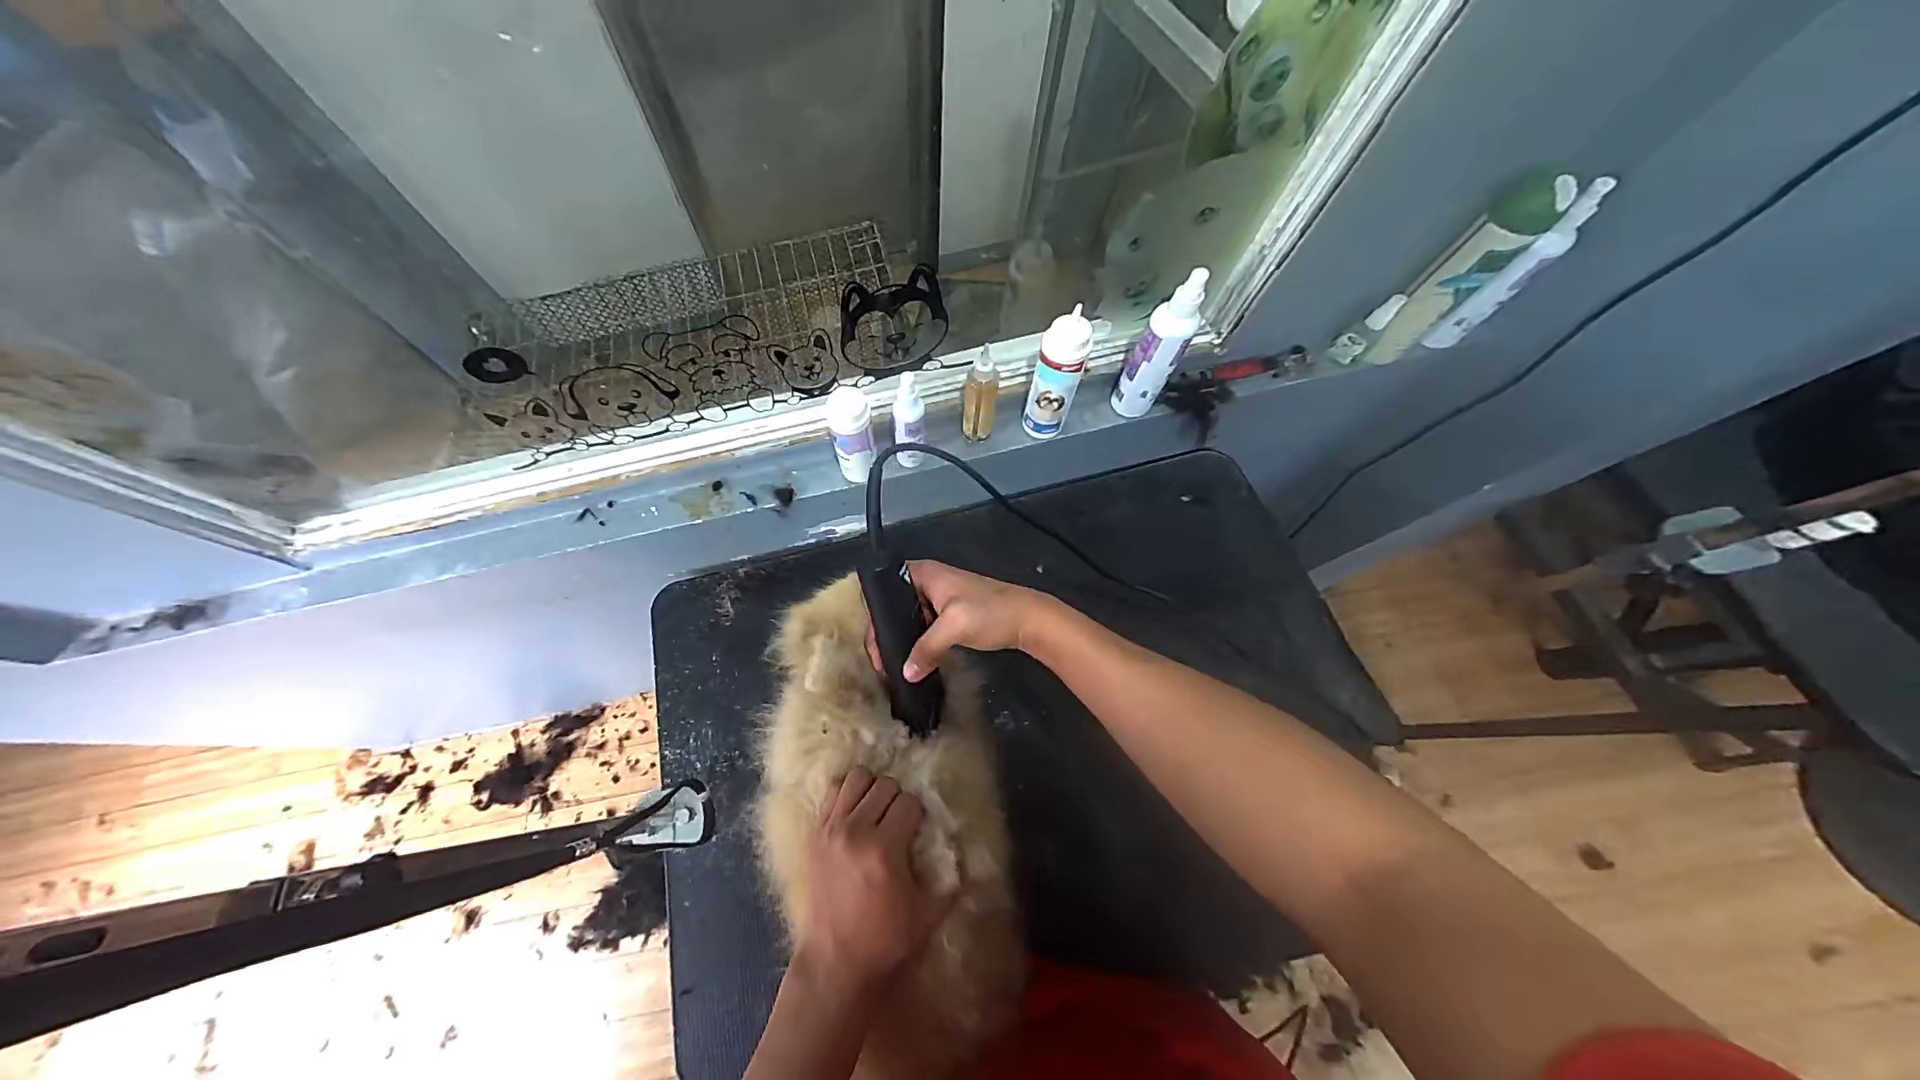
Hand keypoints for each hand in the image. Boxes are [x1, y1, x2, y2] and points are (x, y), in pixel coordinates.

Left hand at [795, 770, 948, 996]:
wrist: (835, 962)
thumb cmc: (886, 940)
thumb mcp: (929, 913)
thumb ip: (950, 881)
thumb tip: (961, 856)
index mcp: (885, 849)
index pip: (909, 802)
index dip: (917, 814)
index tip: (916, 831)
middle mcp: (856, 831)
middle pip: (885, 785)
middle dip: (898, 799)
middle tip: (899, 822)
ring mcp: (831, 830)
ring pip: (857, 779)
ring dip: (872, 789)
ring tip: (876, 811)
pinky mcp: (815, 834)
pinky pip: (832, 792)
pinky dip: (848, 794)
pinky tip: (856, 812)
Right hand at [864, 561, 1053, 681]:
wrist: (1029, 620)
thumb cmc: (992, 612)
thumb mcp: (954, 627)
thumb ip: (926, 648)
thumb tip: (906, 673)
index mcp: (925, 573)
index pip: (884, 587)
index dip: (875, 614)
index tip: (874, 643)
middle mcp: (929, 581)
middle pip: (894, 605)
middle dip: (886, 631)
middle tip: (882, 660)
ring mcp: (941, 598)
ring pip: (910, 617)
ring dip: (903, 639)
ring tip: (894, 664)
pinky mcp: (952, 614)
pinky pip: (925, 626)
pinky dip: (919, 642)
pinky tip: (916, 660)